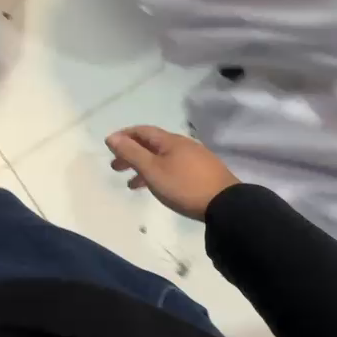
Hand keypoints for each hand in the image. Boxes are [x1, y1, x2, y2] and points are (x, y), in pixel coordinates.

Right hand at [106, 125, 239, 221]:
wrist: (226, 205)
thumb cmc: (183, 185)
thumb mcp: (152, 170)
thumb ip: (131, 153)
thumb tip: (112, 137)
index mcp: (170, 141)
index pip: (142, 131)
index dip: (124, 135)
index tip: (109, 145)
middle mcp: (183, 145)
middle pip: (152, 144)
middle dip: (132, 153)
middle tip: (116, 166)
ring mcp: (196, 159)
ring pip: (162, 158)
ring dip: (144, 167)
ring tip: (132, 184)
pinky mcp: (203, 173)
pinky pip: (174, 167)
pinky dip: (159, 173)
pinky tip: (158, 186)